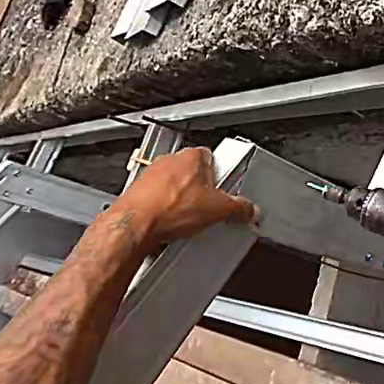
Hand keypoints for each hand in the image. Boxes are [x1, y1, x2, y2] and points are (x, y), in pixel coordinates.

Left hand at [108, 147, 258, 246]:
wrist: (134, 226)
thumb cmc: (167, 209)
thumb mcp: (218, 210)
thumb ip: (239, 208)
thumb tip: (249, 209)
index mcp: (192, 156)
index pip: (214, 159)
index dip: (223, 178)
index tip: (226, 193)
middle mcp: (170, 160)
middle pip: (195, 175)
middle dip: (202, 193)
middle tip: (209, 210)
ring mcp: (151, 175)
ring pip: (176, 189)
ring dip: (182, 203)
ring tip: (188, 222)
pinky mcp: (138, 192)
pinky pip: (159, 201)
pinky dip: (165, 212)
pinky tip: (170, 227)